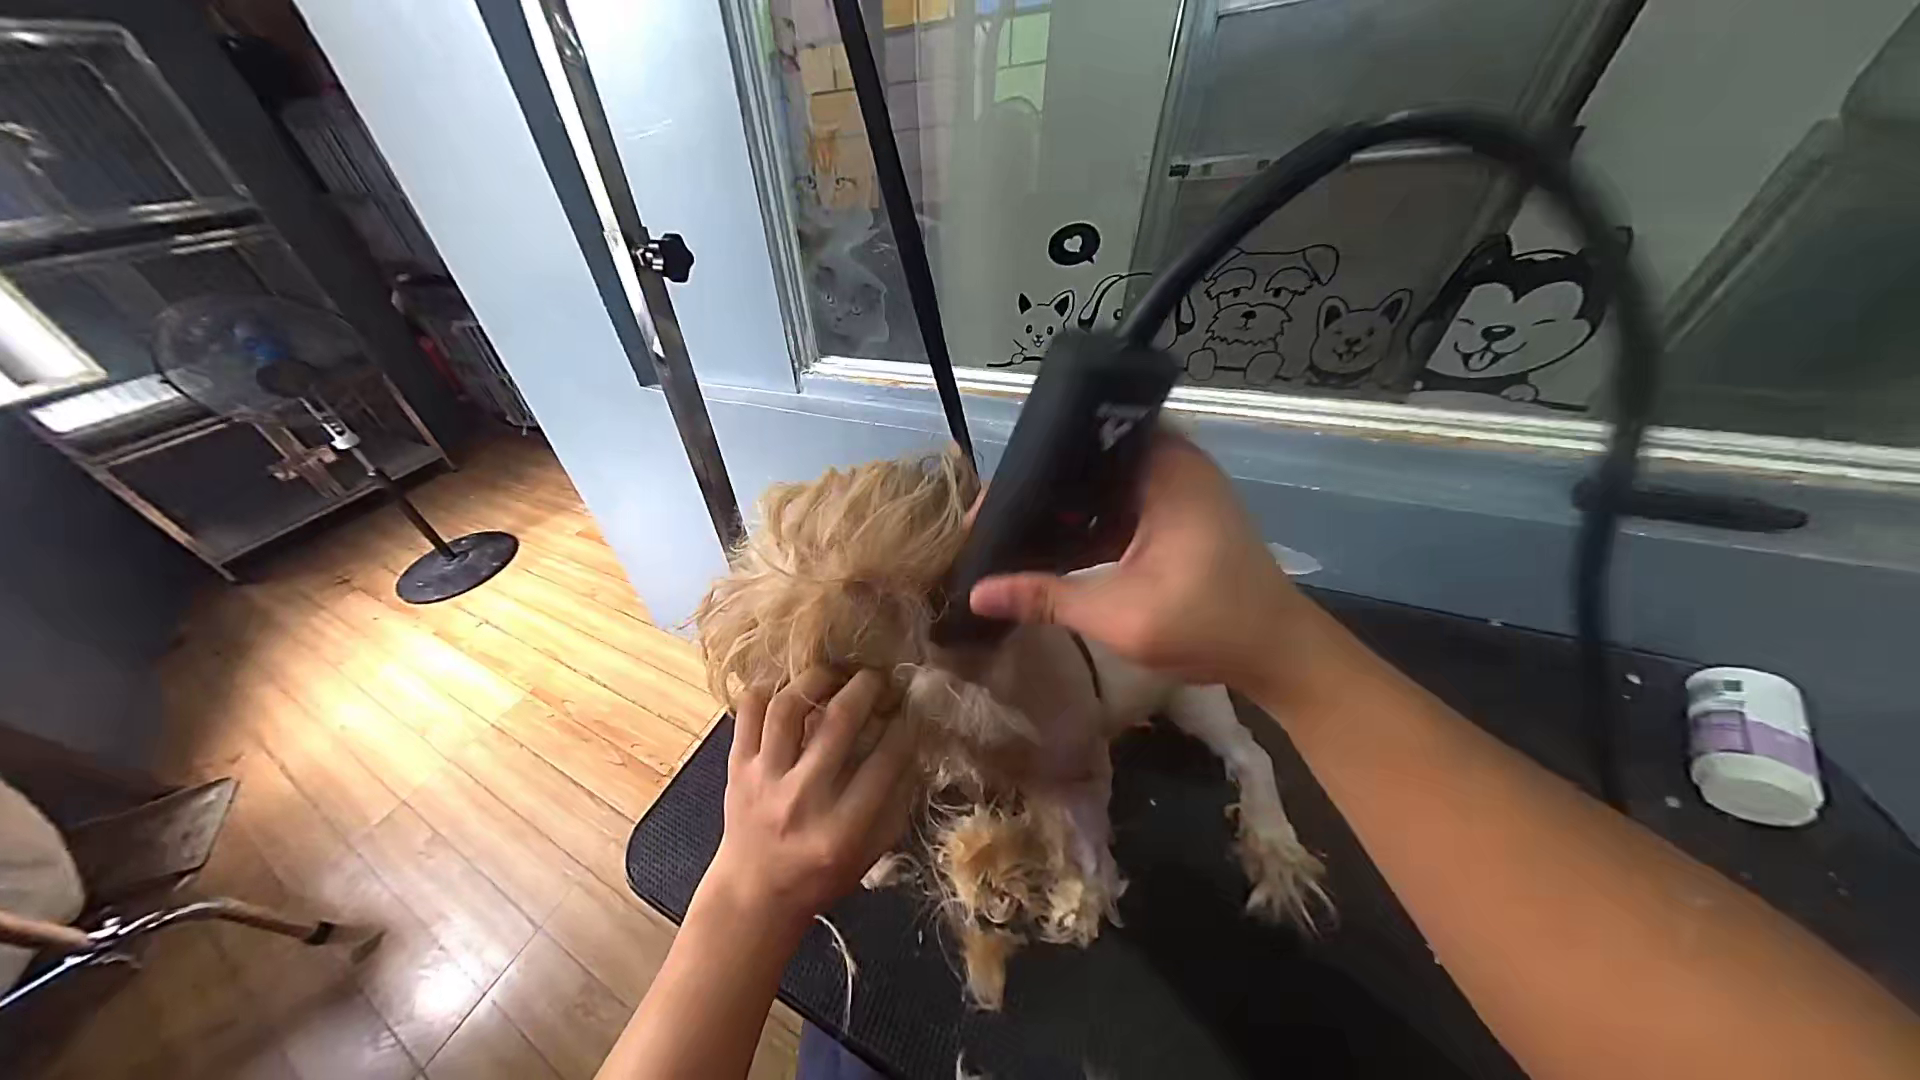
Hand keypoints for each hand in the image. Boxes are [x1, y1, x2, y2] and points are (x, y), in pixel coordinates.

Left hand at [704, 668, 918, 932]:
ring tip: (836, 673)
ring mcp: (763, 779)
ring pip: (789, 707)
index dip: (906, 725)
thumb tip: (915, 742)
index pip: (885, 760)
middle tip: (879, 677)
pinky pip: (748, 712)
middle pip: (839, 721)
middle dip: (868, 687)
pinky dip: (769, 690)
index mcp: (841, 829)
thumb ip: (897, 801)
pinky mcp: (736, 767)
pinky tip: (791, 687)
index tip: (912, 707)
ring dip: (818, 679)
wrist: (752, 896)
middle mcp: (801, 799)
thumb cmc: (821, 875)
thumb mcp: (871, 852)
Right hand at [968, 431, 1317, 688]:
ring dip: (1062, 509)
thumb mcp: (1118, 614)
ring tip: (1011, 529)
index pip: (1080, 442)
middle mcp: (1169, 461)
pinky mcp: (1173, 511)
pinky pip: (1116, 505)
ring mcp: (1173, 486)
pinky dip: (1086, 525)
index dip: (1030, 467)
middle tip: (992, 515)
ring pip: (1099, 485)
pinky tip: (1051, 545)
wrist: (1278, 653)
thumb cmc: (1209, 625)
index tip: (992, 498)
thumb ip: (1045, 598)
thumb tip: (976, 594)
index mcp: (1163, 465)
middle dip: (1040, 489)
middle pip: (1086, 460)